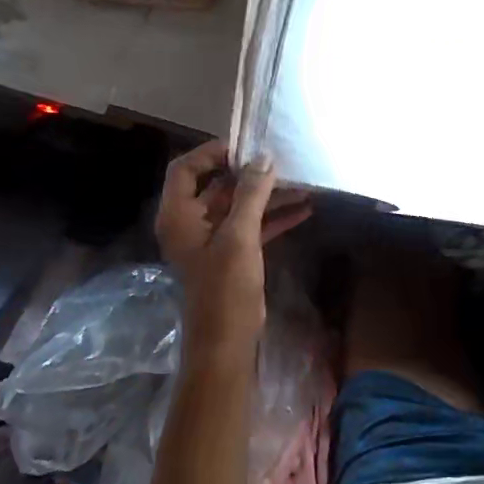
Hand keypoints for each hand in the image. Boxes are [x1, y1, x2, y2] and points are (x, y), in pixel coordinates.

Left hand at [155, 141, 311, 357]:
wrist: (228, 336)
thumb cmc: (225, 284)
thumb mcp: (239, 235)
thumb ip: (252, 194)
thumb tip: (265, 158)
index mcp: (179, 215)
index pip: (186, 169)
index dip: (212, 153)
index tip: (246, 147)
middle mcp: (192, 222)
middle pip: (218, 186)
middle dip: (251, 174)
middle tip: (281, 161)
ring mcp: (213, 239)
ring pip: (240, 206)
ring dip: (269, 196)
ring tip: (303, 185)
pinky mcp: (233, 253)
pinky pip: (253, 226)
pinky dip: (275, 217)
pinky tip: (304, 209)